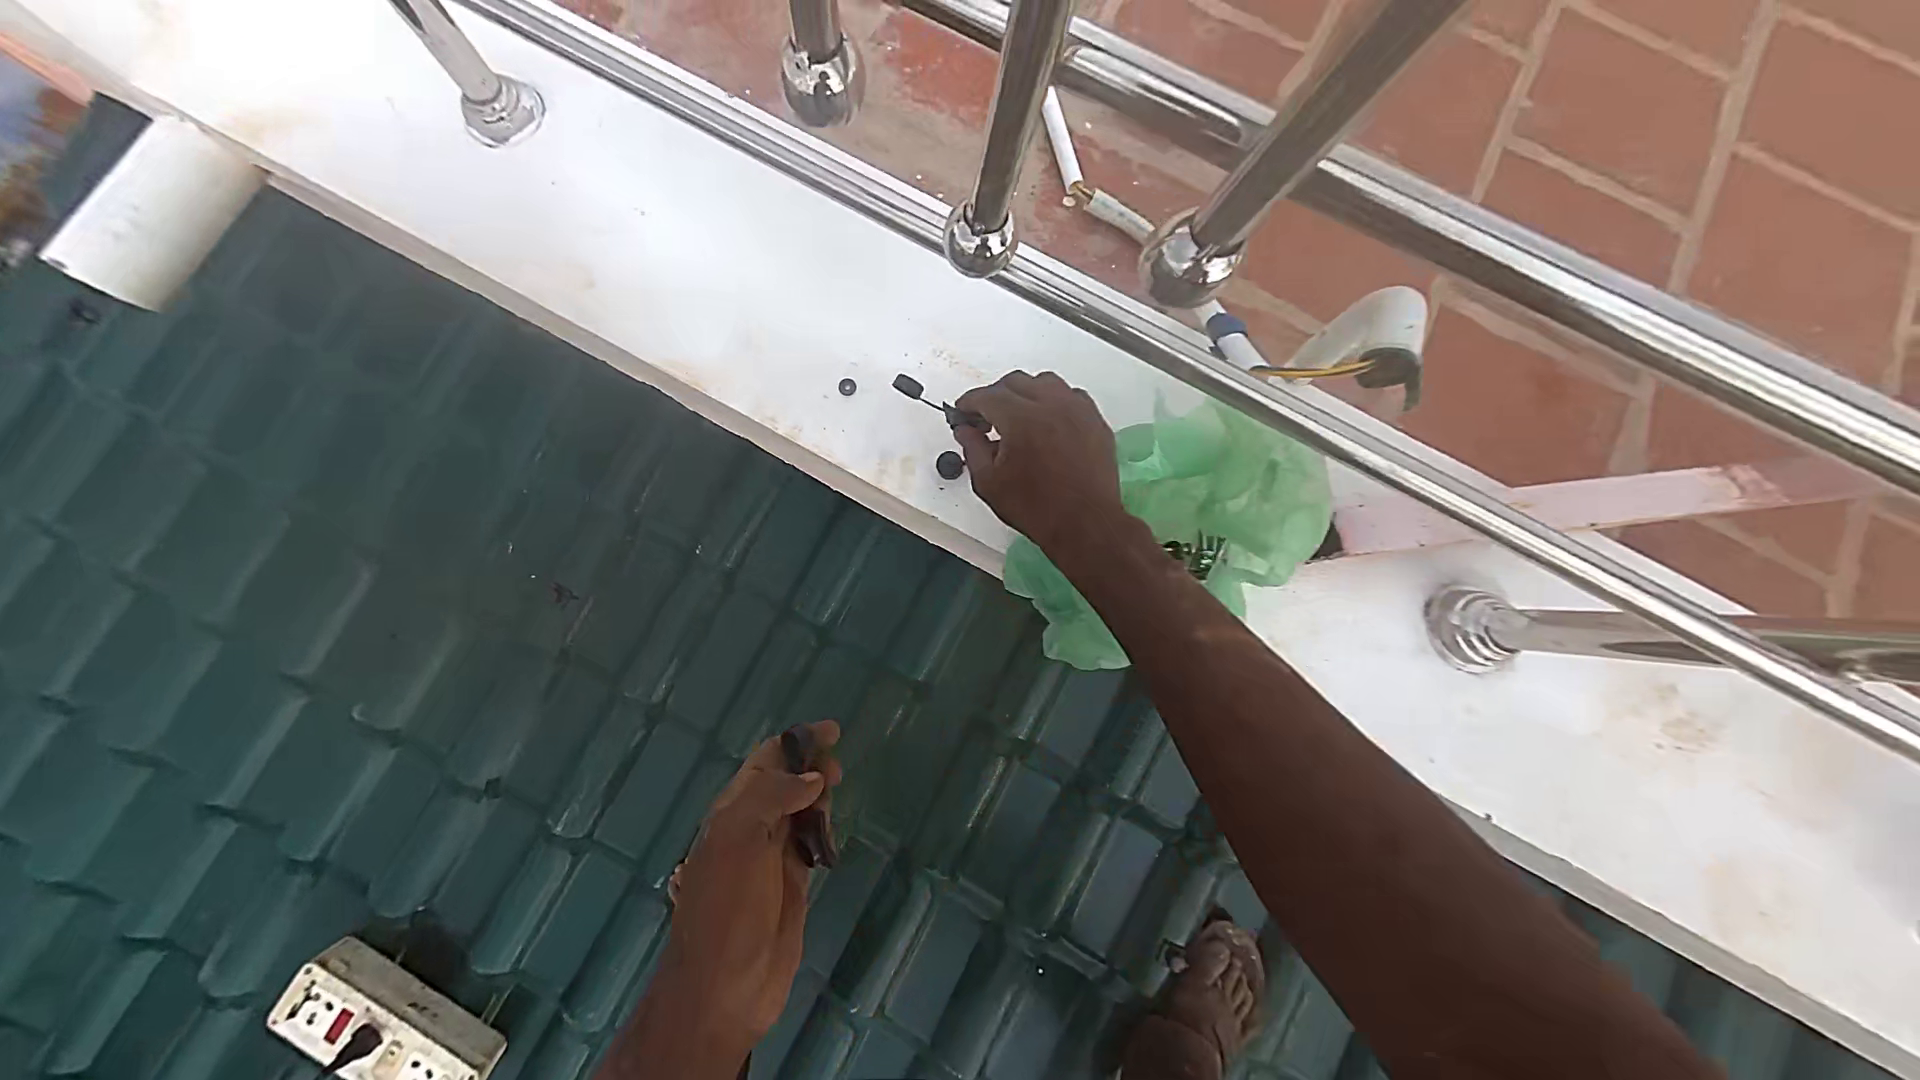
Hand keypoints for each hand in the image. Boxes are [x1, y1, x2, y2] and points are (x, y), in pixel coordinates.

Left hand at [657, 721, 842, 1047]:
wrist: (724, 987)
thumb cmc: (726, 907)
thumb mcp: (737, 839)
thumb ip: (773, 797)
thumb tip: (813, 777)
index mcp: (733, 811)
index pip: (766, 760)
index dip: (797, 741)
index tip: (832, 731)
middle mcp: (753, 826)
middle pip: (786, 780)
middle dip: (812, 765)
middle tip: (839, 769)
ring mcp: (773, 854)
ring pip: (801, 808)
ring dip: (820, 794)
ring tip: (837, 793)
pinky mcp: (793, 880)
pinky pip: (812, 840)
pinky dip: (825, 826)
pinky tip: (833, 829)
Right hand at [953, 372, 1126, 551]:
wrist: (1084, 524)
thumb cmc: (1038, 508)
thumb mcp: (990, 483)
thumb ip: (973, 449)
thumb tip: (966, 431)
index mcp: (1022, 418)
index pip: (988, 396)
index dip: (969, 402)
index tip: (963, 412)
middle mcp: (1052, 406)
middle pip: (1016, 382)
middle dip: (995, 396)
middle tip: (985, 418)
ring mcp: (1078, 411)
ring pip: (1046, 383)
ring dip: (1026, 393)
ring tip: (1017, 416)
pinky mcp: (1095, 422)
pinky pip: (1071, 397)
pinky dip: (1054, 402)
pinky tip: (1047, 421)